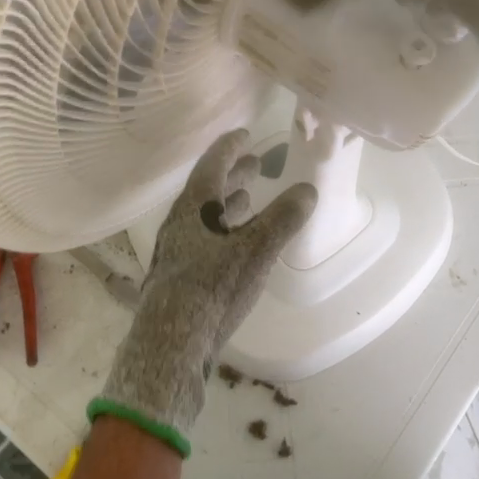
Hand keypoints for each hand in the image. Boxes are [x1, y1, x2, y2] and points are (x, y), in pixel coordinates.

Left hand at [90, 130, 316, 455]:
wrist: (171, 345)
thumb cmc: (212, 289)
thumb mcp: (255, 252)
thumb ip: (282, 219)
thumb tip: (307, 190)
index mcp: (193, 209)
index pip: (211, 166)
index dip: (230, 147)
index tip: (245, 134)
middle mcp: (180, 225)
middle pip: (207, 190)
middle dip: (232, 174)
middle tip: (256, 163)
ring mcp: (178, 252)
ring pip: (205, 217)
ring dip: (229, 204)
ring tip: (250, 198)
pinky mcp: (181, 277)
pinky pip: (205, 240)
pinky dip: (225, 231)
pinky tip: (239, 246)